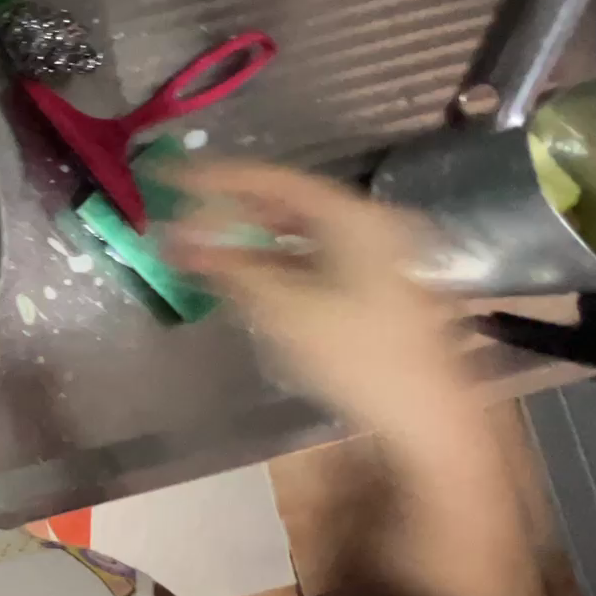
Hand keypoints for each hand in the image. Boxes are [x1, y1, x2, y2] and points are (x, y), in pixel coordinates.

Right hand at [166, 161, 478, 438]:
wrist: (426, 418)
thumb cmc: (355, 356)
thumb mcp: (282, 308)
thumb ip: (225, 266)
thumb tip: (171, 236)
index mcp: (355, 220)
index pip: (272, 180)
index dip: (216, 177)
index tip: (169, 177)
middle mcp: (366, 226)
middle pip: (283, 203)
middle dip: (226, 209)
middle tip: (177, 215)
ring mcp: (369, 255)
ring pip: (291, 231)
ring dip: (242, 236)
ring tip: (194, 243)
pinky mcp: (364, 283)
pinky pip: (302, 254)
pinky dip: (264, 258)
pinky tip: (231, 271)